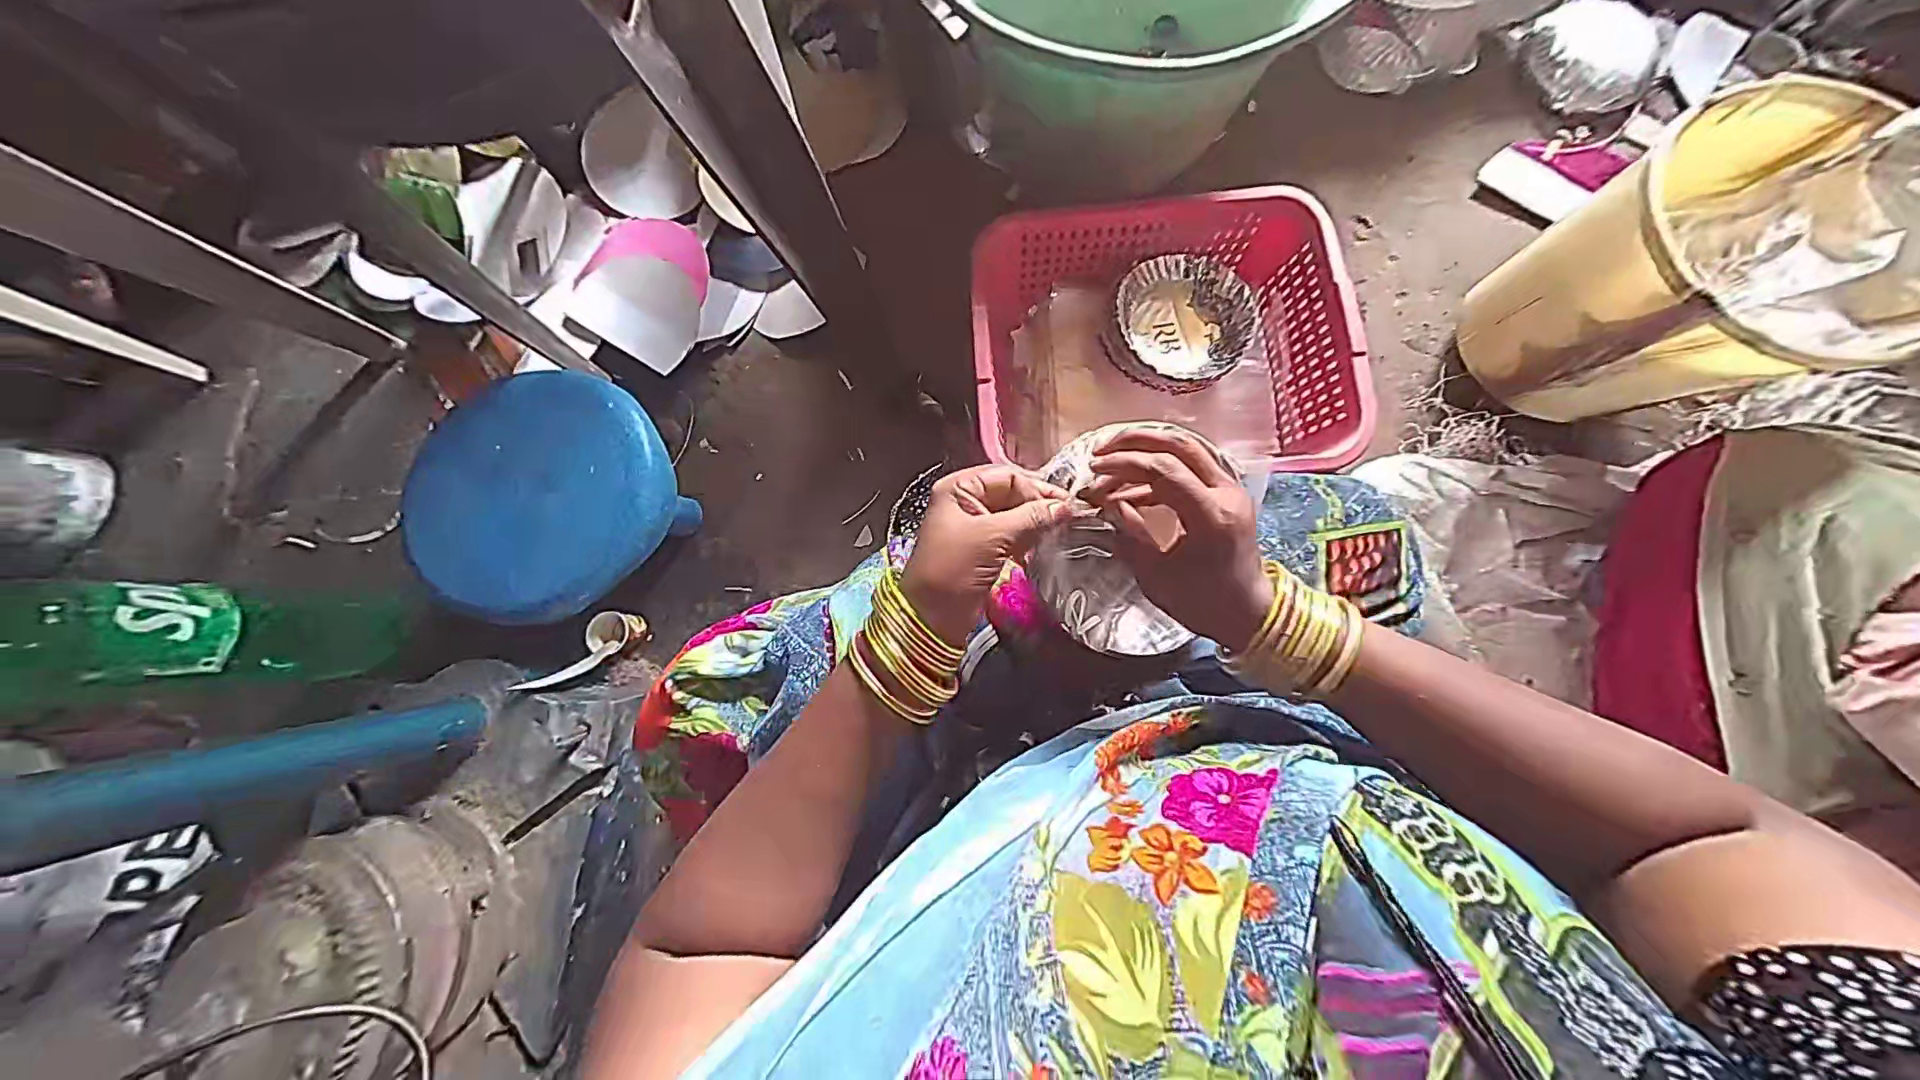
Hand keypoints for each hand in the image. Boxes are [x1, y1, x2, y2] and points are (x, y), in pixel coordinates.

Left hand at [899, 465, 1068, 645]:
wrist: (932, 617)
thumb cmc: (950, 570)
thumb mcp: (990, 537)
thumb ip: (1029, 518)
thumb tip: (1063, 507)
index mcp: (958, 489)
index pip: (1007, 476)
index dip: (1036, 488)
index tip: (1063, 503)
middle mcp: (966, 503)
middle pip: (1013, 494)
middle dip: (1039, 505)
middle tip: (1067, 516)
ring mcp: (976, 527)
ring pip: (1015, 516)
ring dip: (1037, 523)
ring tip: (1059, 531)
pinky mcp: (984, 550)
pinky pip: (1013, 536)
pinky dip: (1029, 539)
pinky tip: (1043, 545)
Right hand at [1083, 429, 1273, 650]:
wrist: (1247, 613)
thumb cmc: (1202, 602)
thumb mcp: (1156, 574)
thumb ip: (1133, 532)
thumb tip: (1109, 504)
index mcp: (1211, 516)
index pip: (1164, 469)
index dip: (1124, 463)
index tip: (1095, 469)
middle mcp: (1226, 494)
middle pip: (1179, 444)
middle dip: (1134, 442)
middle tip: (1101, 451)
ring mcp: (1230, 490)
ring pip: (1187, 449)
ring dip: (1146, 449)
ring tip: (1111, 465)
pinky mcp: (1226, 493)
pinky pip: (1191, 466)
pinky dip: (1158, 468)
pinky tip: (1132, 486)